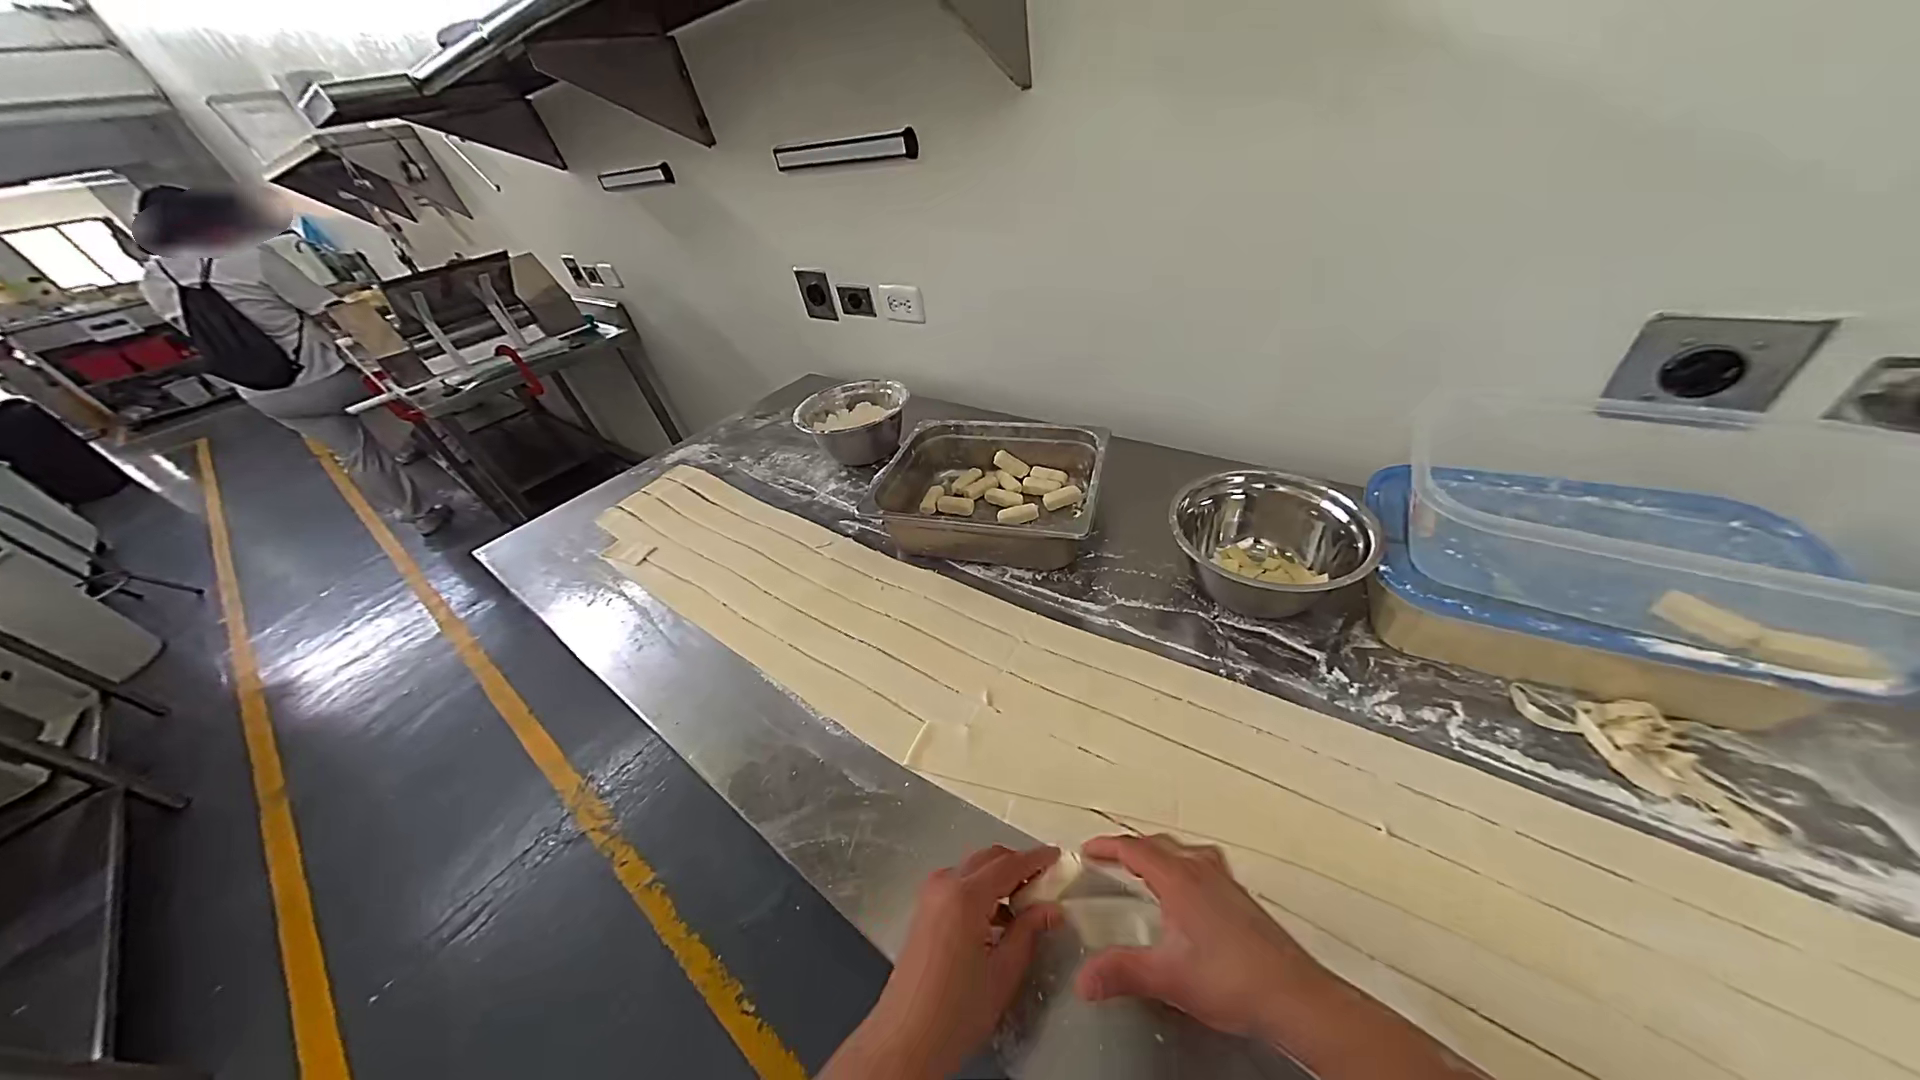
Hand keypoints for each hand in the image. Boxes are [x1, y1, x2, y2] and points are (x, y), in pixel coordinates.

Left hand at [822, 845, 1061, 1079]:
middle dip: (1017, 865)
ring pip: (972, 869)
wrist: (906, 1038)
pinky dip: (980, 890)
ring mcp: (930, 895)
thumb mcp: (1004, 972)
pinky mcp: (924, 909)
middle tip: (1044, 882)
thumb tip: (1052, 909)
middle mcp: (945, 884)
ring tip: (1024, 904)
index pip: (1008, 864)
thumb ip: (1029, 932)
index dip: (1036, 859)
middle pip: (987, 859)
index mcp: (965, 895)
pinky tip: (996, 919)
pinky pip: (958, 884)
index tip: (1057, 856)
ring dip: (998, 877)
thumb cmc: (958, 1009)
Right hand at [1074, 834, 1330, 1039]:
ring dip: (1161, 852)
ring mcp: (1226, 884)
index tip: (1091, 849)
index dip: (1108, 846)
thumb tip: (1086, 978)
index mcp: (1180, 880)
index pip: (1134, 849)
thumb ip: (1122, 973)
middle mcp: (1203, 873)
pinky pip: (1205, 865)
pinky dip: (1185, 864)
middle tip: (1112, 855)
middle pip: (1159, 844)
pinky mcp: (1241, 900)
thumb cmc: (1238, 981)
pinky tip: (1191, 891)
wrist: (1294, 997)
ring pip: (1185, 851)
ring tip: (1150, 864)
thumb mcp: (1167, 977)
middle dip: (1130, 846)